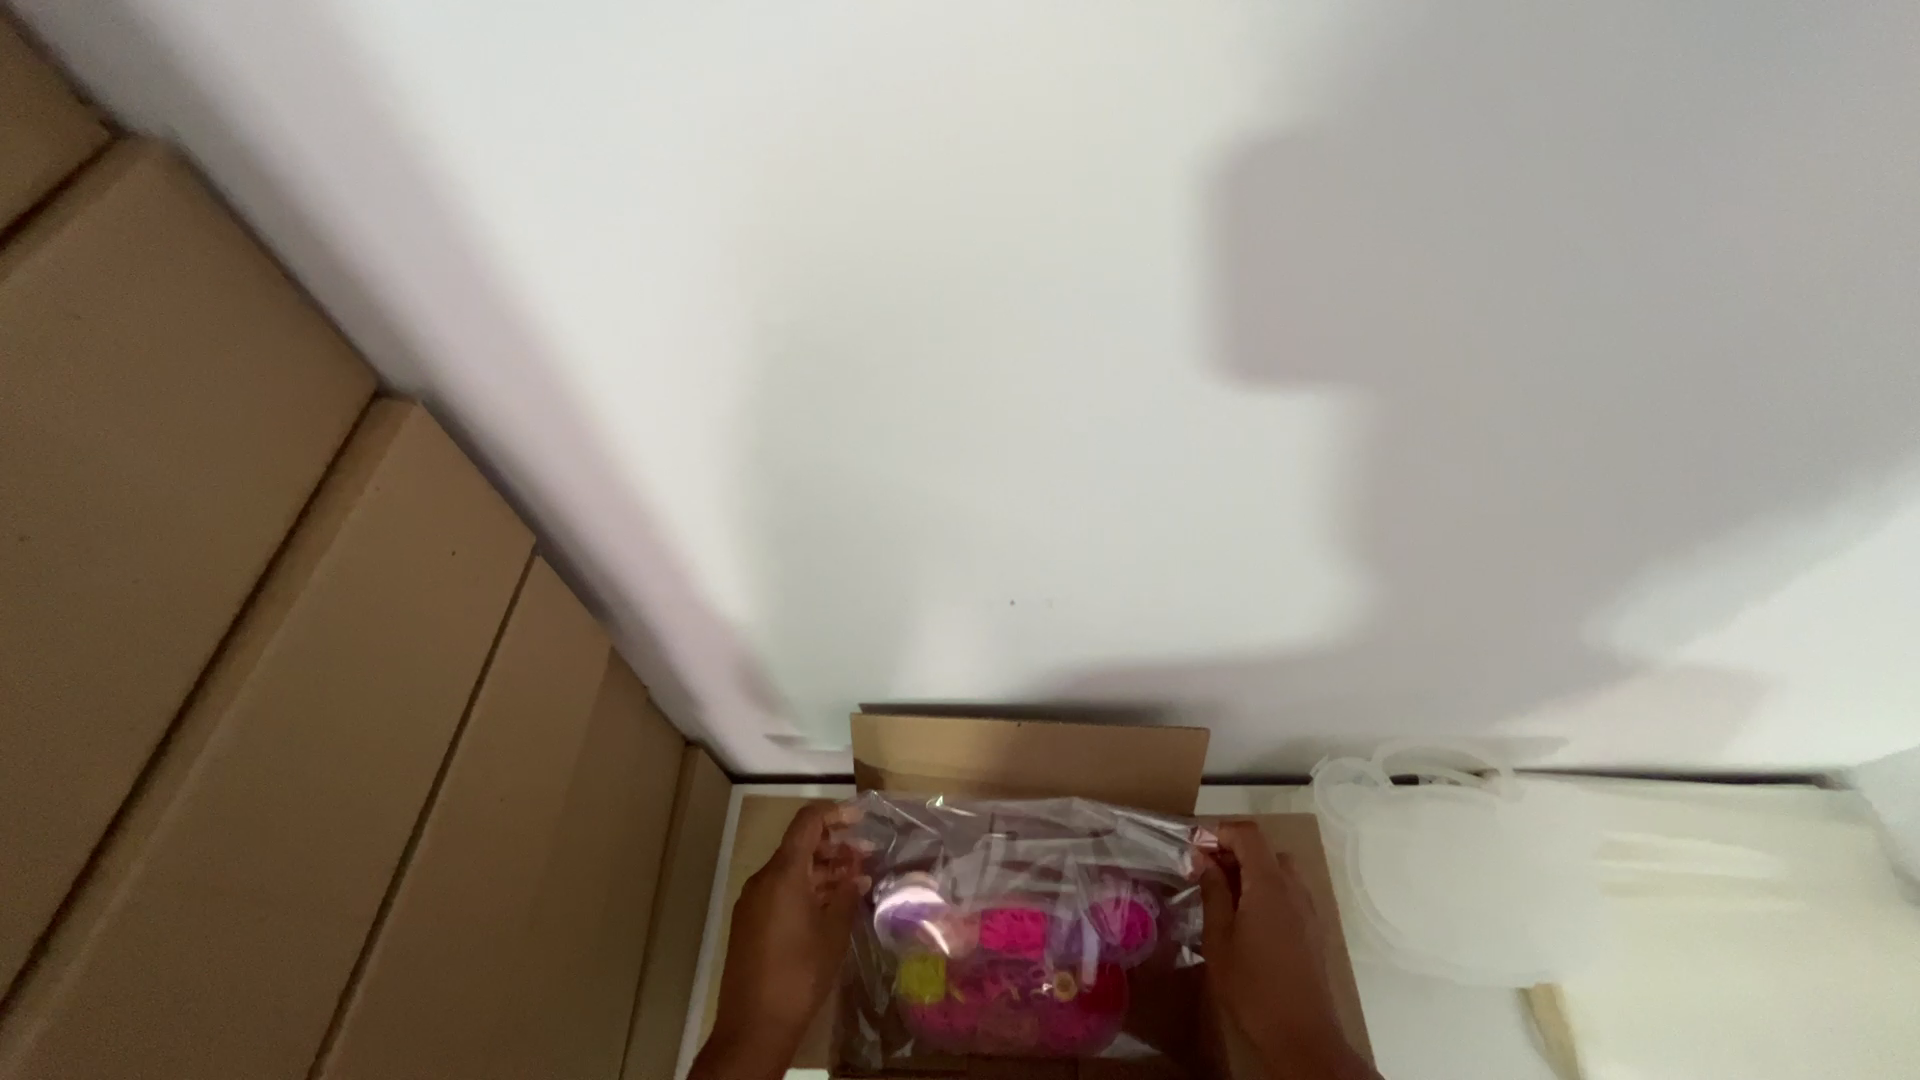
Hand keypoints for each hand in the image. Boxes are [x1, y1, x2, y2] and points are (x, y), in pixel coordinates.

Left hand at [691, 802, 868, 1079]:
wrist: (754, 1026)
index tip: (861, 818)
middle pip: (800, 845)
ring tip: (857, 881)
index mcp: (783, 873)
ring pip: (792, 870)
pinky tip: (832, 904)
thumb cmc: (799, 973)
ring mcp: (753, 901)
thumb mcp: (833, 931)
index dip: (835, 813)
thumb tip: (857, 872)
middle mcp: (763, 879)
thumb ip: (846, 894)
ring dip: (824, 870)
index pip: (807, 822)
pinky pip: (782, 891)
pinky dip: (808, 888)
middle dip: (835, 846)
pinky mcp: (750, 922)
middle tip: (868, 855)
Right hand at [1196, 821, 1380, 1079]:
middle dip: (1233, 852)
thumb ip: (1213, 892)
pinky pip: (1289, 893)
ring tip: (1224, 896)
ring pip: (1279, 871)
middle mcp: (1294, 888)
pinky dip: (1267, 891)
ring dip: (1251, 872)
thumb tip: (1204, 860)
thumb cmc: (1252, 987)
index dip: (1219, 832)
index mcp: (1269, 884)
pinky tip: (1247, 919)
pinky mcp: (1314, 931)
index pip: (1248, 835)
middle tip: (1204, 873)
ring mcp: (1309, 910)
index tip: (1194, 847)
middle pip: (1265, 850)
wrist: (1302, 1038)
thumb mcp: (1218, 938)